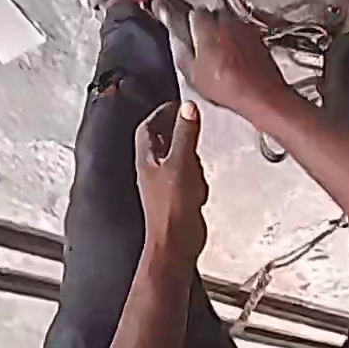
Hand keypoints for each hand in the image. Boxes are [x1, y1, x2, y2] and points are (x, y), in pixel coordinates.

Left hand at [134, 100, 208, 266]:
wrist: (176, 243)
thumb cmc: (172, 208)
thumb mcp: (182, 162)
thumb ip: (185, 133)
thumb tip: (187, 108)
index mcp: (147, 158)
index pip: (148, 126)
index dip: (162, 112)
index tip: (178, 104)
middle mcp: (153, 169)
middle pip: (161, 140)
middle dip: (176, 129)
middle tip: (190, 119)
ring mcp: (164, 183)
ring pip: (175, 157)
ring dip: (187, 151)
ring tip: (197, 148)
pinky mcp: (177, 195)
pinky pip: (186, 175)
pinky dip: (195, 172)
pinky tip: (201, 178)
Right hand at [184, 8, 294, 120]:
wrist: (261, 95)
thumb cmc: (229, 87)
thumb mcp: (194, 77)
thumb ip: (184, 56)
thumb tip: (181, 48)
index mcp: (209, 28)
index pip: (197, 13)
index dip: (193, 22)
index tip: (191, 28)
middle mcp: (229, 24)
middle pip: (216, 15)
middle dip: (211, 25)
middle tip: (206, 42)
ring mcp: (247, 30)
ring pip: (232, 24)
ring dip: (227, 33)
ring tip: (223, 53)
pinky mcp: (260, 39)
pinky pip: (246, 34)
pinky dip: (240, 41)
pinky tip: (237, 59)